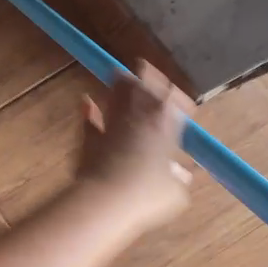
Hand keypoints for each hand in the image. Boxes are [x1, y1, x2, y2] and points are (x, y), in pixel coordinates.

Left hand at [75, 62, 194, 227]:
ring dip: (119, 85)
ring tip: (119, 73)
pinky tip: (85, 100)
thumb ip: (178, 179)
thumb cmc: (147, 196)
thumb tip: (181, 174)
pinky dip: (88, 109)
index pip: (172, 102)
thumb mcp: (174, 192)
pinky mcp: (89, 138)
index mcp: (163, 128)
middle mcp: (137, 120)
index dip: (175, 96)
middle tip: (143, 66)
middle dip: (144, 78)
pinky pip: (89, 118)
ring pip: (115, 97)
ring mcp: (110, 126)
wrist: (105, 200)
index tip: (176, 95)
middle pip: (140, 90)